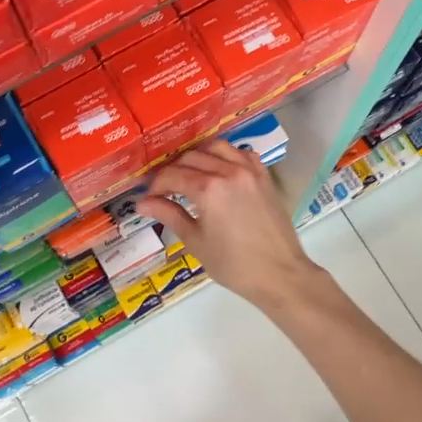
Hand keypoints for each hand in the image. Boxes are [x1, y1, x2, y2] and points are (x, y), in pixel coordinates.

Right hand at [135, 139, 324, 310]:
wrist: (279, 274)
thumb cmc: (233, 265)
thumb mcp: (195, 241)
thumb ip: (169, 215)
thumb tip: (143, 203)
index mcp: (208, 188)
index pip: (172, 175)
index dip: (156, 185)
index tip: (149, 198)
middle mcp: (228, 171)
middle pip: (191, 158)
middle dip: (173, 171)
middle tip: (164, 189)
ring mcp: (249, 170)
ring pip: (216, 148)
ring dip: (198, 157)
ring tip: (189, 174)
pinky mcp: (264, 176)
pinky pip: (241, 153)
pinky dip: (225, 156)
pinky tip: (219, 169)